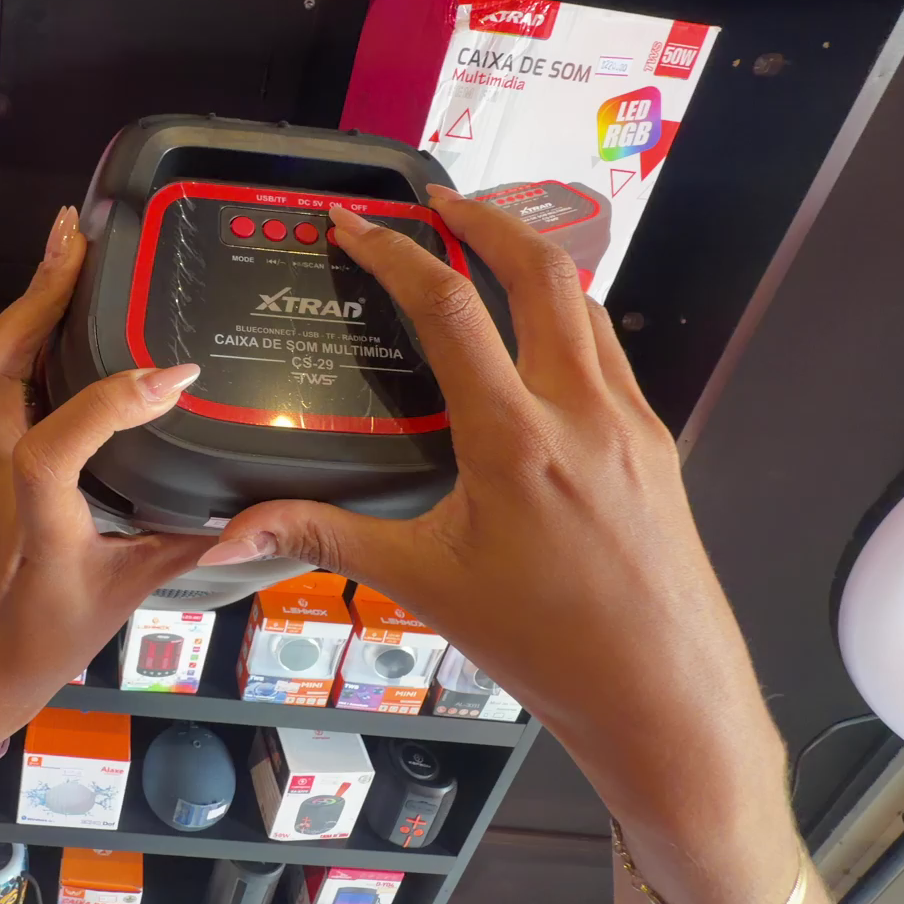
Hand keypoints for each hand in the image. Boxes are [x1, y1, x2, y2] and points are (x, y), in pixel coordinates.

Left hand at [0, 205, 213, 749]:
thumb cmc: (52, 631)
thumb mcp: (130, 592)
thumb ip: (191, 544)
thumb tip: (255, 510)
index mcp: (39, 517)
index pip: (54, 447)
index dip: (113, 402)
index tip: (178, 376)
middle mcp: (6, 472)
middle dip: (39, 295)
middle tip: (82, 238)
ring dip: (32, 299)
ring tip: (75, 247)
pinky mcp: (2, 446)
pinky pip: (9, 374)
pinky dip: (34, 326)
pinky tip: (69, 300)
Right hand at [210, 188, 809, 902]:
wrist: (672, 703)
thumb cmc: (543, 641)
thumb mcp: (422, 581)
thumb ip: (322, 538)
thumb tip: (231, 535)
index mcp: (515, 436)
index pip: (449, 309)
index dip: (395, 254)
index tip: (354, 224)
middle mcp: (581, 407)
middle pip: (543, 272)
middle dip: (486, 218)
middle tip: (434, 199)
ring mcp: (631, 420)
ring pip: (585, 302)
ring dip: (532, 256)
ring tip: (480, 244)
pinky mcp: (654, 441)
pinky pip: (605, 346)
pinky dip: (563, 309)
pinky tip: (531, 334)